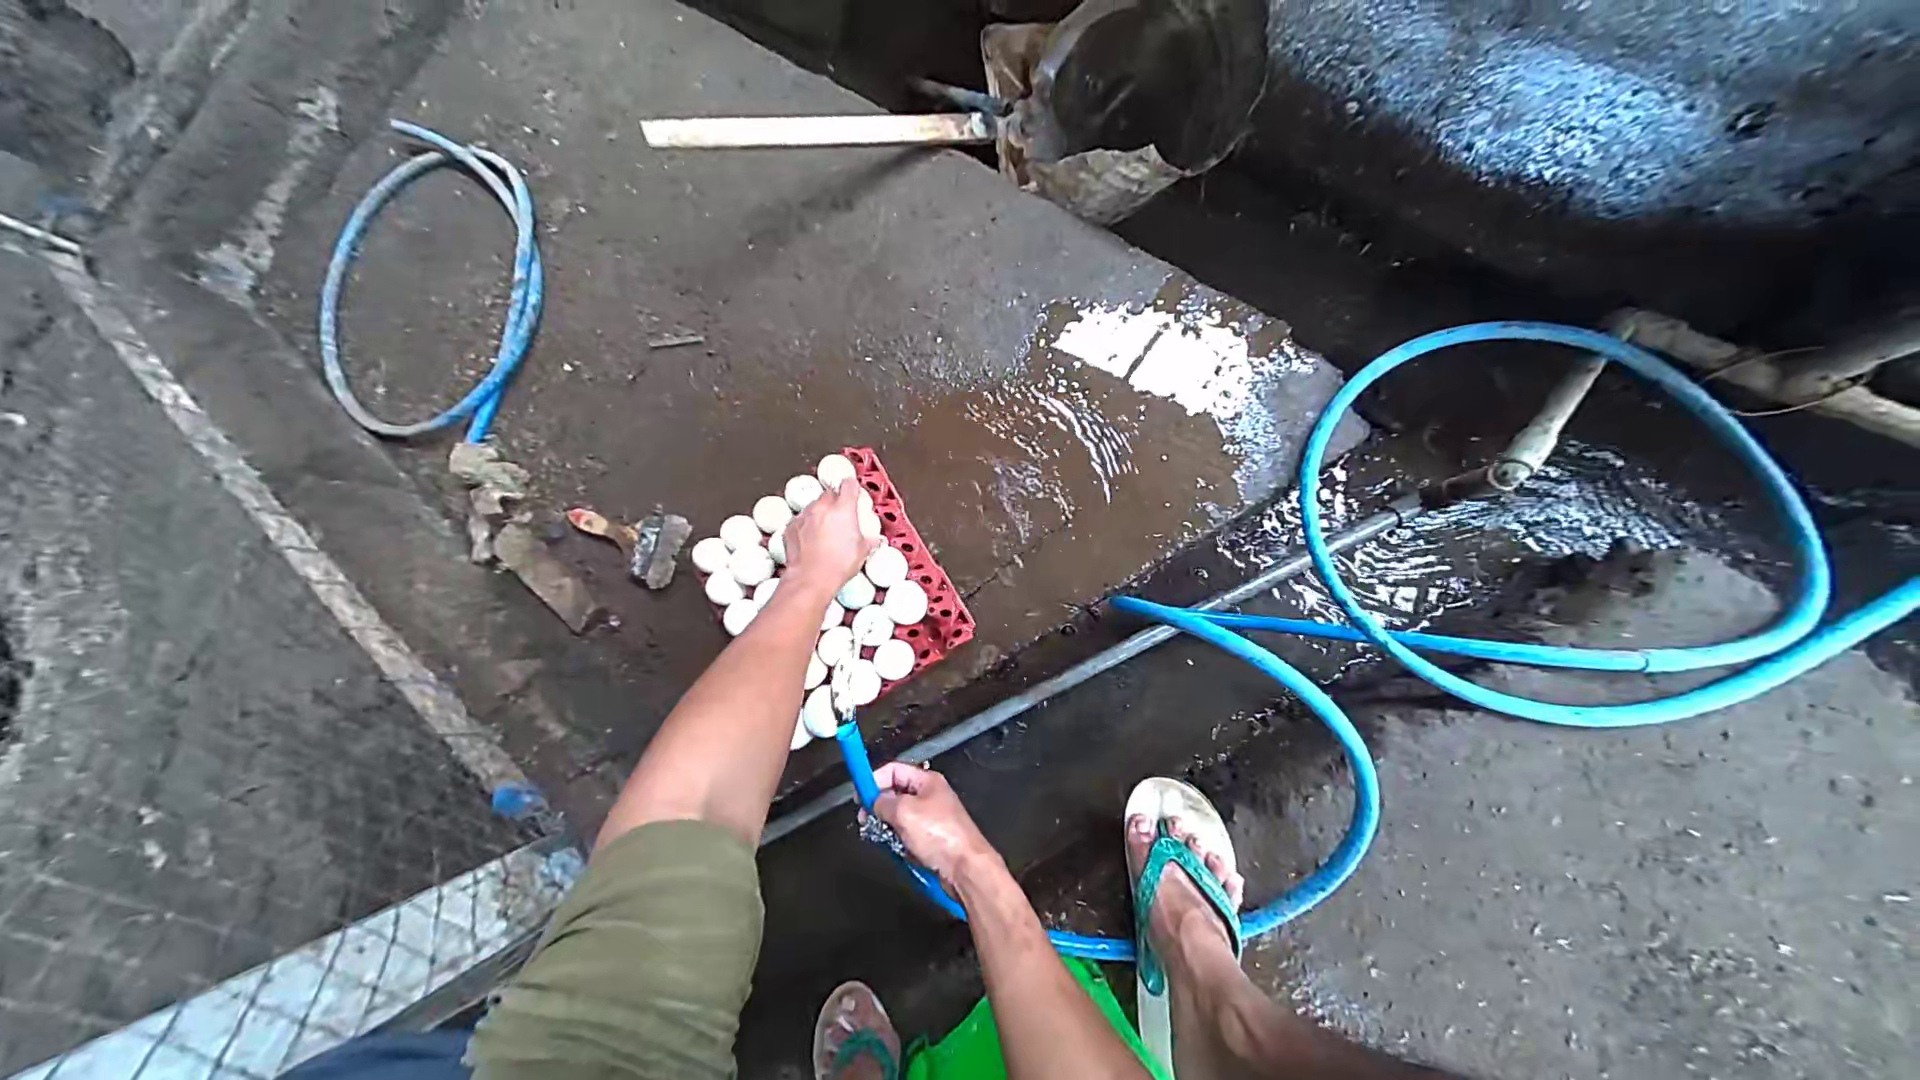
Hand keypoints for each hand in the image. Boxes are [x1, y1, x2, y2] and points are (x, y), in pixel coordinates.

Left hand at [783, 482, 877, 594]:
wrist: (810, 579)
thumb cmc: (836, 565)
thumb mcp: (862, 552)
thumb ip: (868, 541)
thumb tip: (873, 540)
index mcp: (843, 509)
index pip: (848, 485)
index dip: (852, 487)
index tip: (853, 491)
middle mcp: (822, 508)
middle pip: (829, 494)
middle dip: (836, 502)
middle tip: (842, 517)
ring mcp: (804, 516)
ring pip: (813, 506)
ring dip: (820, 514)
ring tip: (826, 531)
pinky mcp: (791, 527)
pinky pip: (800, 520)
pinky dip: (806, 526)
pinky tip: (812, 540)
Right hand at [870, 762, 1001, 888]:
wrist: (965, 867)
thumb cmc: (941, 835)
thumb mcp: (904, 812)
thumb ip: (883, 802)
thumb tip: (874, 801)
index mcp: (927, 781)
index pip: (893, 770)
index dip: (874, 780)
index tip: (859, 795)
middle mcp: (929, 796)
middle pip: (895, 793)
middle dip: (878, 806)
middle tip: (866, 819)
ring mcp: (930, 818)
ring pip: (898, 816)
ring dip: (887, 826)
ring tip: (883, 836)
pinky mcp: (930, 838)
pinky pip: (906, 834)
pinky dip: (898, 841)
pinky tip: (897, 848)